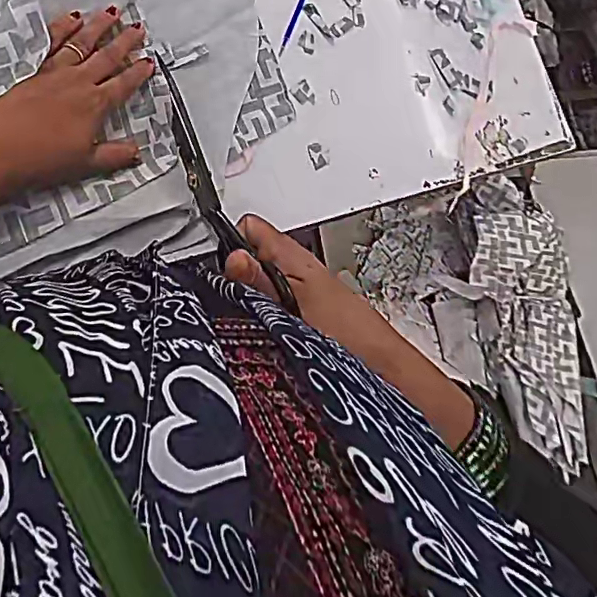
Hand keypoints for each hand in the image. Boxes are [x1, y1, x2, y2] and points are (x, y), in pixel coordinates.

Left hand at [0, 6, 158, 197]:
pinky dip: (63, 28)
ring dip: (98, 27)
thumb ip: (114, 155)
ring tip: (110, 13)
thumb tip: (136, 152)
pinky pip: (52, 42)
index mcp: (94, 105)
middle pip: (107, 57)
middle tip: (138, 29)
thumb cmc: (38, 159)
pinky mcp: (32, 71)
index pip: (123, 84)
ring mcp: (53, 73)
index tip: (148, 62)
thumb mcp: (84, 164)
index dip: (138, 73)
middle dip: (125, 42)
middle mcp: (77, 83)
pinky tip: (70, 19)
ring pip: (83, 43)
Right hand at [225, 215, 392, 351]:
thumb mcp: (295, 306)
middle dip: (232, 274)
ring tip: (238, 319)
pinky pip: (266, 304)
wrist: (381, 368)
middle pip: (247, 256)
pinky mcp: (298, 315)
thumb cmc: (349, 333)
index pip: (248, 227)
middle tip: (223, 298)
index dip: (229, 241)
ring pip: (256, 283)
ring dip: (244, 298)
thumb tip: (233, 257)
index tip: (215, 266)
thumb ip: (261, 281)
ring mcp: (294, 292)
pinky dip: (257, 315)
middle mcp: (292, 268)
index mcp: (291, 255)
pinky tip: (257, 333)